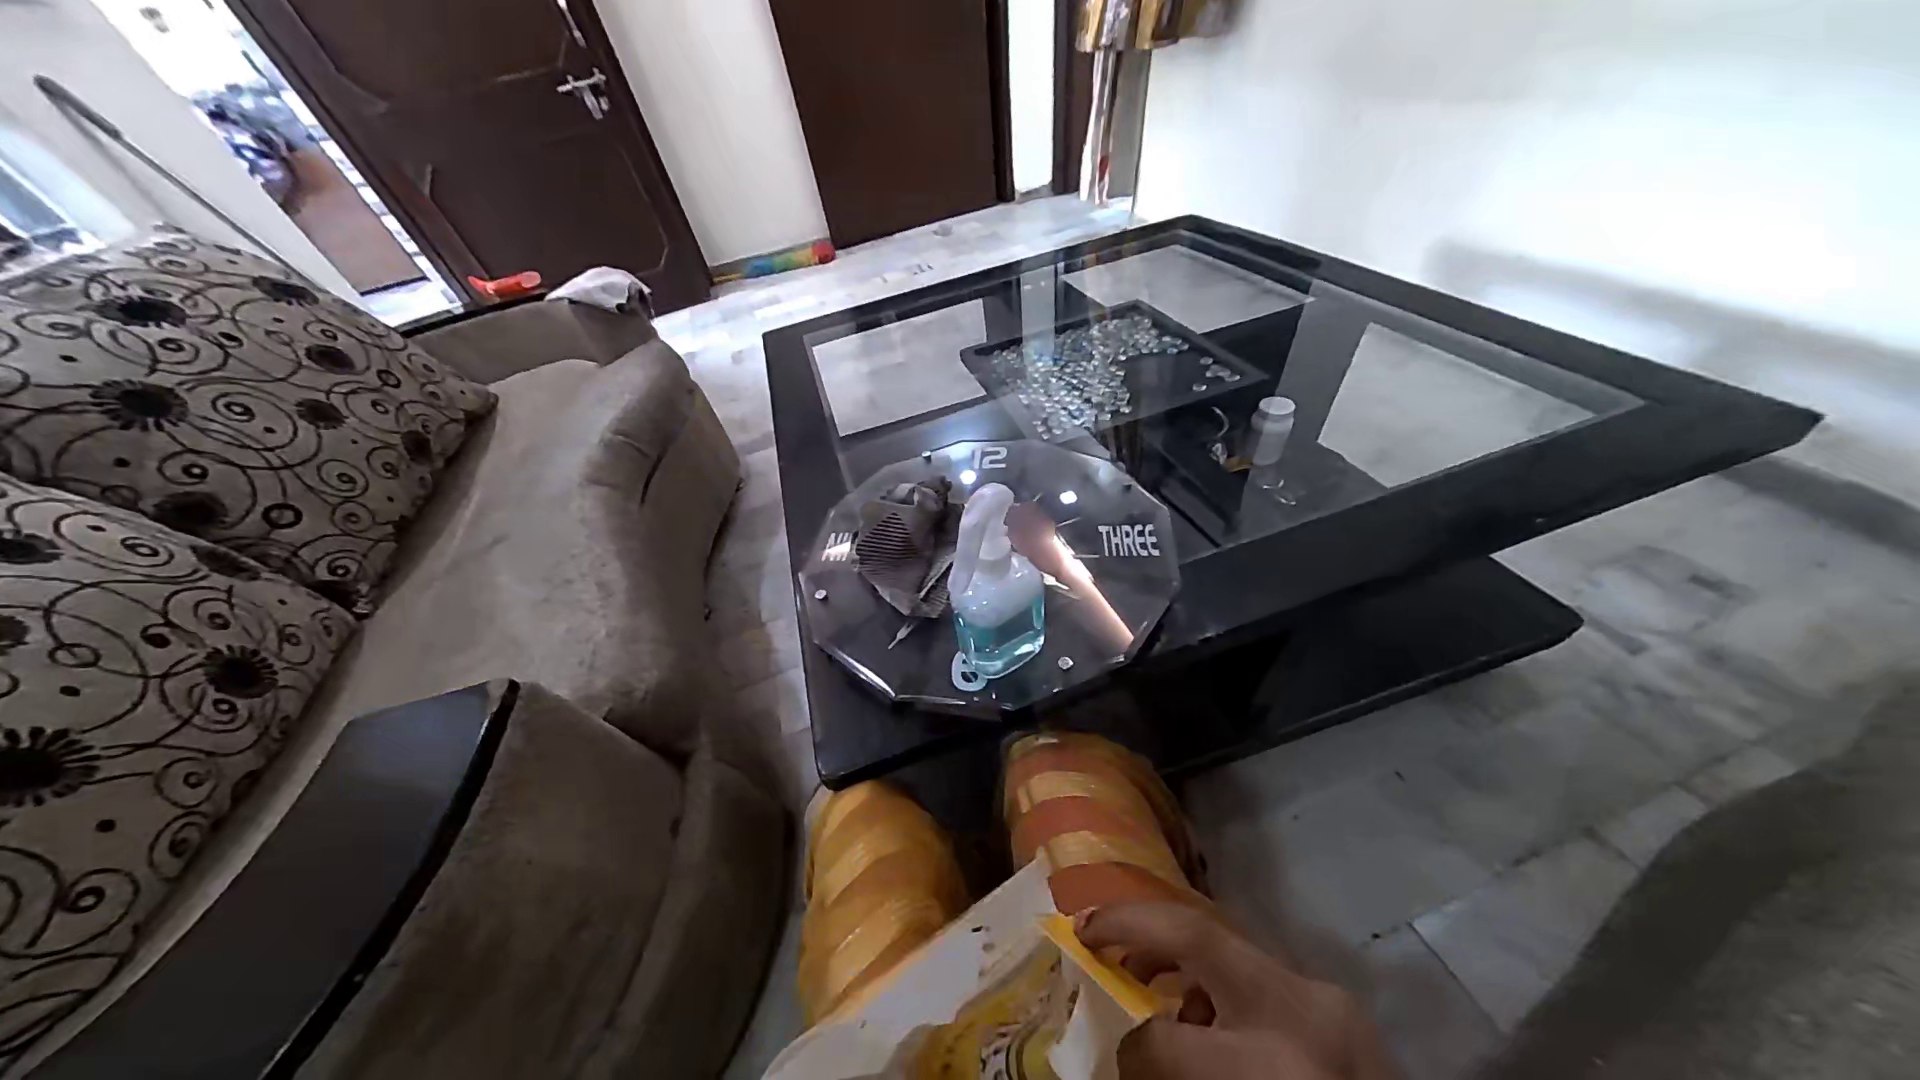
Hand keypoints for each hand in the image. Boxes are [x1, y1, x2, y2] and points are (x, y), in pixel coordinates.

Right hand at [1076, 904, 1397, 1079]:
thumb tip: (1127, 1047)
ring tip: (1144, 976)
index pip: (1169, 1041)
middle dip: (1135, 925)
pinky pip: (1260, 973)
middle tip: (1091, 933)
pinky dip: (1221, 982)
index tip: (1105, 1035)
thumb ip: (1173, 1069)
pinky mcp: (1342, 1007)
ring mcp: (1328, 1004)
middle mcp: (1303, 1021)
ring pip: (1230, 946)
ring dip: (1177, 954)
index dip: (1126, 1038)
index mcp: (1269, 1072)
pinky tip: (1210, 1015)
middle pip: (1200, 936)